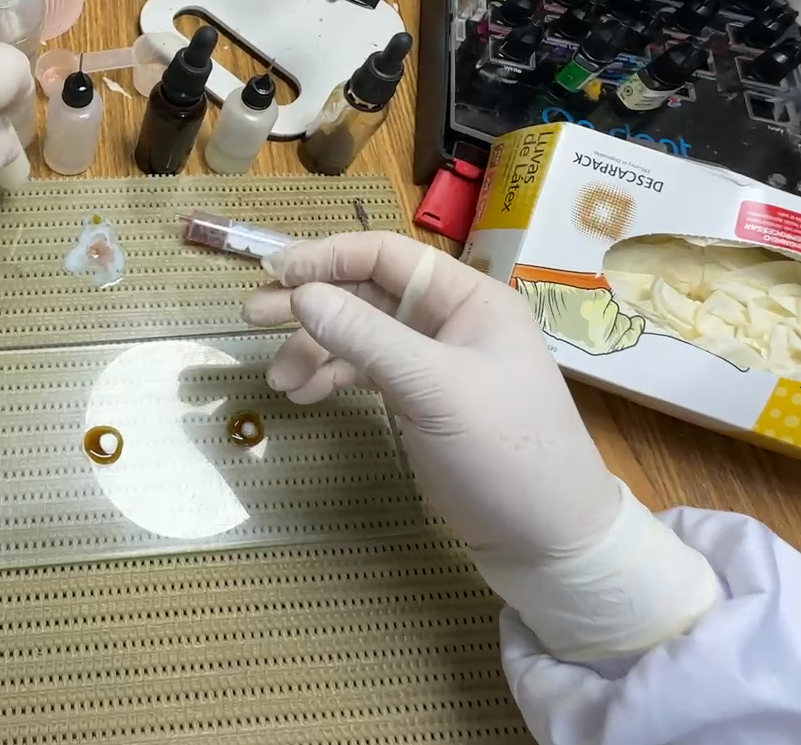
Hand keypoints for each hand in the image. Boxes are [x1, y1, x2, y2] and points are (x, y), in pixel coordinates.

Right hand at [242, 232, 621, 559]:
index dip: (324, 257)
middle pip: (360, 291)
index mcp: (465, 298)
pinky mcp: (415, 393)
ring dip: (311, 349)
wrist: (549, 546)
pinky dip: (328, 376)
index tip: (271, 273)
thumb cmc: (506, 454)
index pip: (383, 254)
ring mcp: (428, 357)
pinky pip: (359, 367)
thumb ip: (365, 337)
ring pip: (354, 332)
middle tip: (251, 317)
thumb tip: (299, 294)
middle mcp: (445, 317)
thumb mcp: (434, 389)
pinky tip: (303, 397)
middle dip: (307, 303)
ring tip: (277, 380)